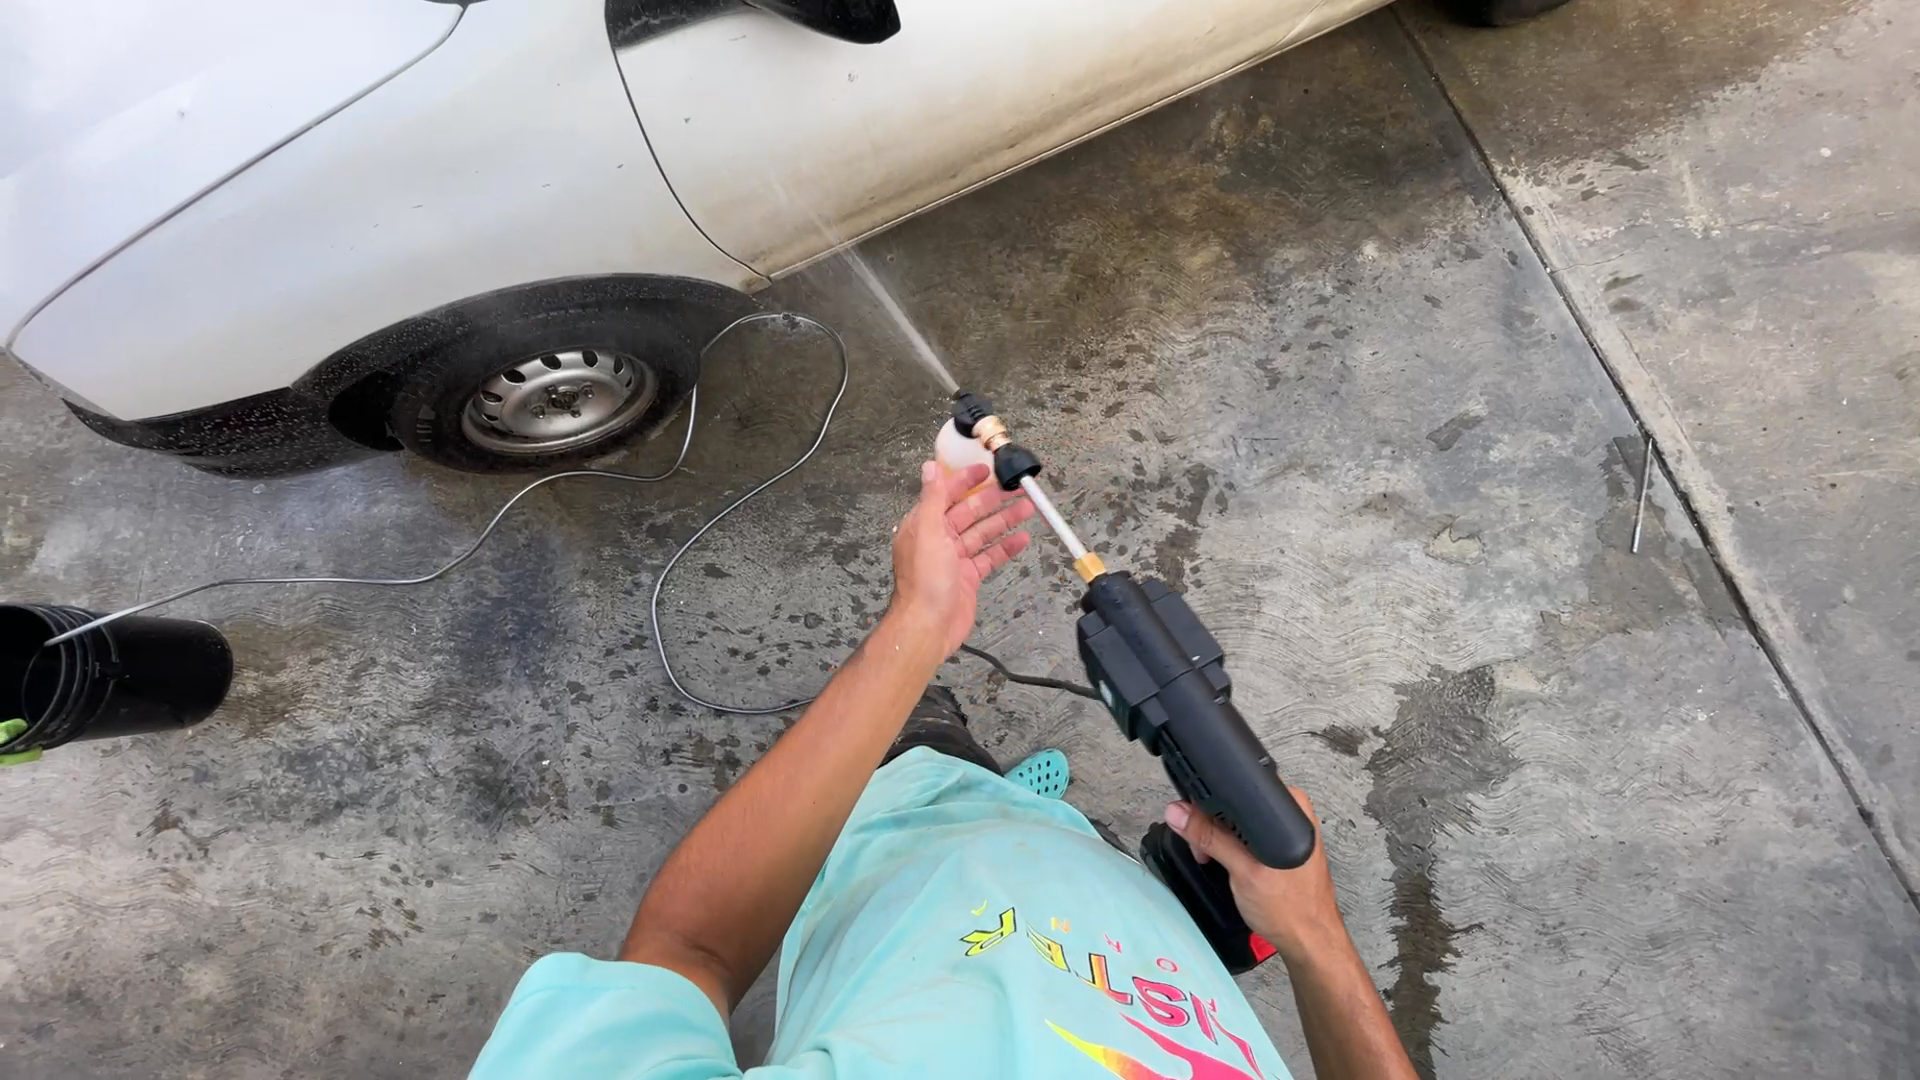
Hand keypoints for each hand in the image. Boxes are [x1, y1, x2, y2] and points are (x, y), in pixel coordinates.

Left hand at [889, 461, 1034, 656]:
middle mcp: (939, 539)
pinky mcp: (969, 577)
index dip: (965, 481)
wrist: (928, 625)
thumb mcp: (927, 532)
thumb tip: (928, 467)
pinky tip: (1023, 538)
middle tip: (1017, 487)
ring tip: (1028, 507)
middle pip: (969, 512)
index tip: (986, 470)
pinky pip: (990, 556)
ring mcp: (955, 559)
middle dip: (993, 499)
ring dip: (1005, 520)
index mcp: (924, 525)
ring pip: (983, 533)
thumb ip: (931, 498)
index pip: (946, 495)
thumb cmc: (924, 581)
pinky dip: (1006, 547)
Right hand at [1164, 790, 1348, 964]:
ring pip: (1239, 821)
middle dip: (1212, 823)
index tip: (1193, 817)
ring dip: (1220, 837)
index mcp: (1291, 809)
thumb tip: (1179, 813)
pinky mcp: (1282, 848)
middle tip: (1202, 845)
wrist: (1310, 945)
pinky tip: (1228, 863)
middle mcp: (1293, 815)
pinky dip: (1232, 846)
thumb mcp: (1241, 870)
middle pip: (1236, 803)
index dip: (1210, 800)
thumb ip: (1209, 838)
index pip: (1240, 786)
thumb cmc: (1291, 910)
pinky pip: (1248, 836)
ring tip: (1214, 858)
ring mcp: (1288, 833)